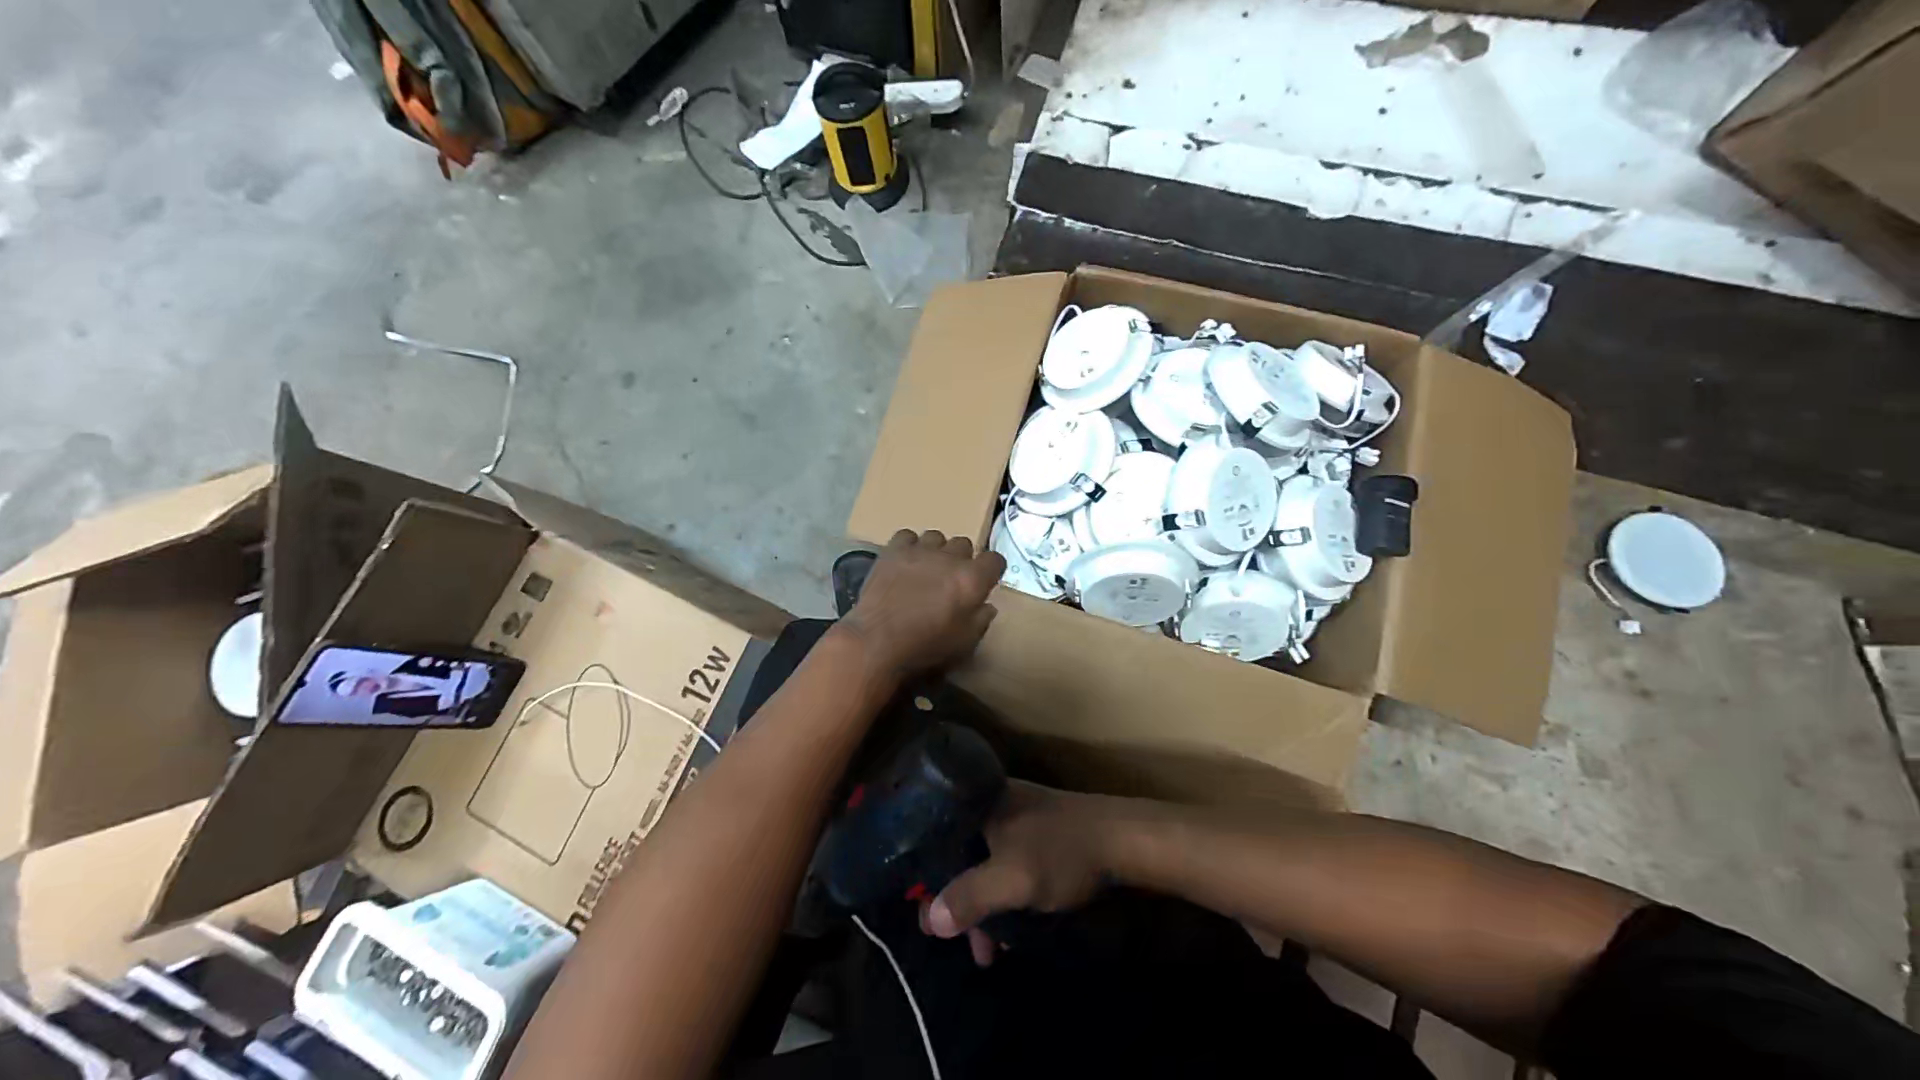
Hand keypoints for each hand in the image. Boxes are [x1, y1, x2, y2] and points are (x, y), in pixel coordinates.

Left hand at [834, 530, 1005, 679]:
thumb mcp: (964, 643)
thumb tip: (987, 606)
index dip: (991, 570)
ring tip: (927, 568)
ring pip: (937, 536)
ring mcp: (920, 550)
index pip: (995, 559)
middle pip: (964, 544)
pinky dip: (909, 546)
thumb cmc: (926, 646)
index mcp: (972, 579)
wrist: (878, 640)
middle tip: (951, 579)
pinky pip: (907, 536)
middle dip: (962, 559)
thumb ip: (981, 620)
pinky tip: (905, 561)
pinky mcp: (894, 550)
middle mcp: (950, 557)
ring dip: (936, 550)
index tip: (985, 581)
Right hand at [923, 782, 1123, 964]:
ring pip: (989, 864)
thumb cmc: (1061, 853)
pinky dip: (1006, 894)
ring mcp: (1023, 818)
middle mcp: (997, 804)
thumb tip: (930, 921)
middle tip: (966, 945)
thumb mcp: (1010, 880)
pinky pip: (1010, 865)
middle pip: (963, 855)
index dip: (927, 879)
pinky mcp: (1044, 833)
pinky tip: (1013, 926)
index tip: (926, 918)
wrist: (1125, 839)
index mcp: (982, 804)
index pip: (936, 838)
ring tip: (991, 951)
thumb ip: (969, 898)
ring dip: (986, 906)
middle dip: (962, 903)